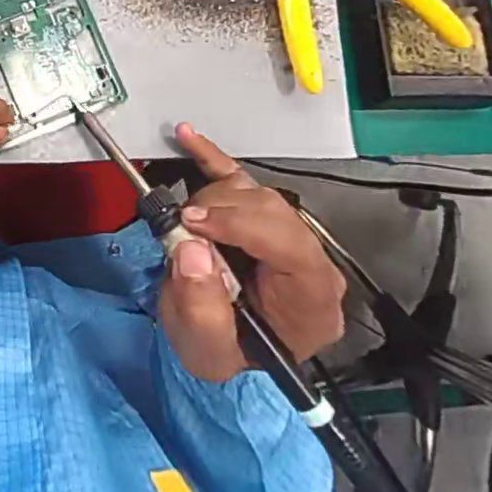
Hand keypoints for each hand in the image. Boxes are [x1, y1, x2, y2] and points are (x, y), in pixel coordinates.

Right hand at [158, 124, 345, 382]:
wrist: (216, 346)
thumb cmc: (219, 353)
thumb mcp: (206, 350)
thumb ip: (201, 308)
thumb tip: (191, 247)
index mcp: (311, 301)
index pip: (292, 246)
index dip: (242, 225)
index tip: (194, 224)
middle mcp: (307, 262)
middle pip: (272, 212)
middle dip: (219, 212)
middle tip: (180, 229)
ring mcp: (281, 234)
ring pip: (253, 192)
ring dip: (209, 198)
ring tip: (180, 221)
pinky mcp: (252, 215)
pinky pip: (235, 176)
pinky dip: (209, 157)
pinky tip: (189, 138)